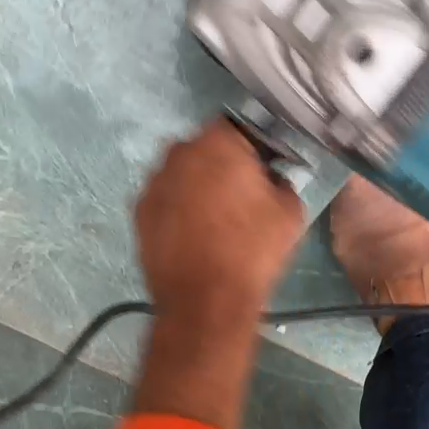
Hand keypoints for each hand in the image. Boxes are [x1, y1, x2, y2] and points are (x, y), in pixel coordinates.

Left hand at [134, 118, 305, 330]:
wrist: (205, 300)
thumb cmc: (252, 250)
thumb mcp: (289, 212)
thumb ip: (283, 182)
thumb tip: (272, 180)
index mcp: (217, 142)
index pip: (236, 128)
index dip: (250, 148)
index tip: (261, 170)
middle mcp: (177, 153)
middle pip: (203, 150)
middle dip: (218, 165)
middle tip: (237, 196)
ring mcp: (152, 184)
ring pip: (179, 176)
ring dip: (194, 188)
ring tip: (212, 220)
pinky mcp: (138, 214)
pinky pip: (163, 202)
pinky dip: (175, 211)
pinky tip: (190, 235)